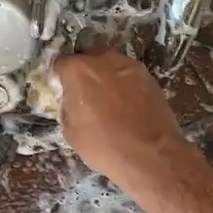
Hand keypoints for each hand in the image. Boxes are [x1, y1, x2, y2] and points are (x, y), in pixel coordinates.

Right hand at [53, 50, 198, 207]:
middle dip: (86, 71)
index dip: (60, 77)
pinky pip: (130, 77)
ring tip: (110, 102)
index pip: (61, 63)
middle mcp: (105, 60)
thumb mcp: (71, 132)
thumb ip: (68, 106)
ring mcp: (131, 67)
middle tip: (87, 94)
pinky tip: (128, 105)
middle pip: (89, 57)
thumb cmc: (105, 146)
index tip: (64, 90)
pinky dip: (126, 86)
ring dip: (108, 77)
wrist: (151, 155)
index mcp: (78, 70)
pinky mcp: (151, 78)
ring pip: (112, 65)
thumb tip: (73, 101)